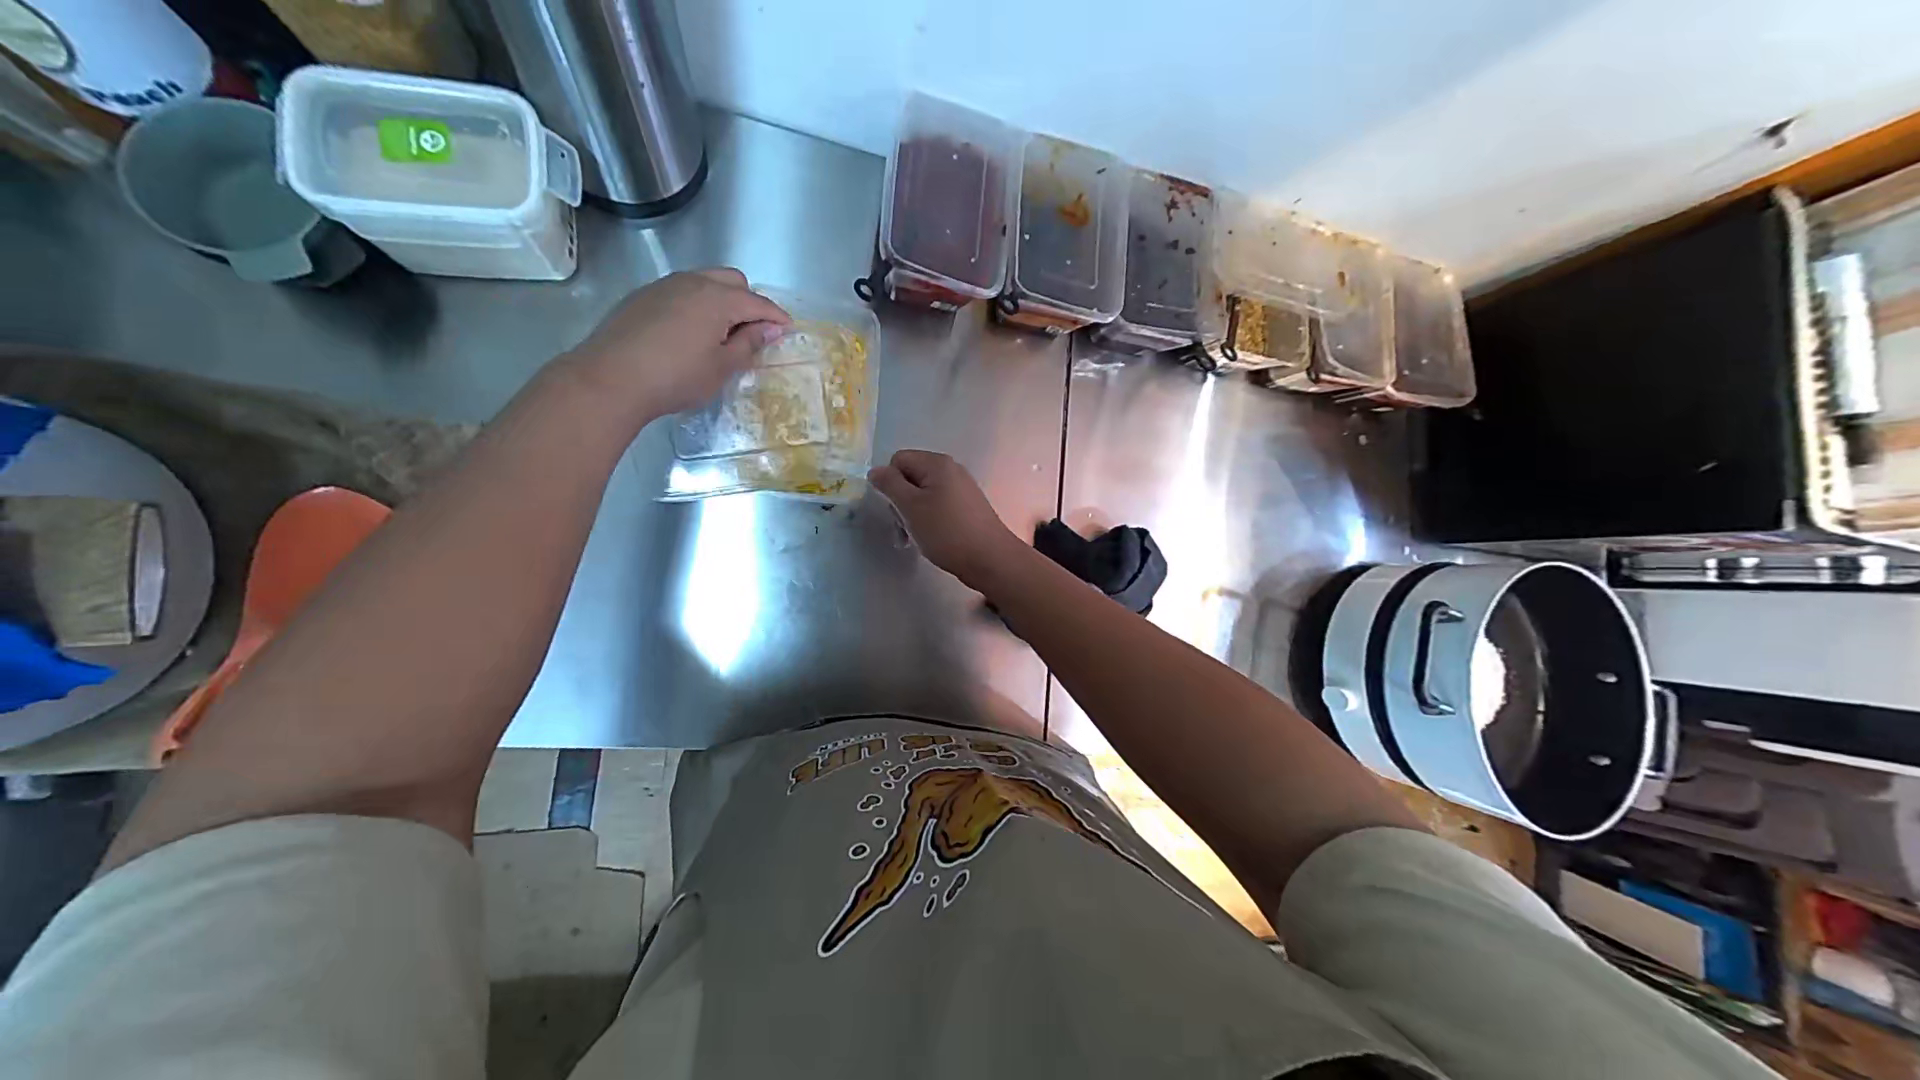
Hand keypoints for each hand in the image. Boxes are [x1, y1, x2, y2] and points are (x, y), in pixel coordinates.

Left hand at [558, 268, 790, 424]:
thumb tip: (770, 329)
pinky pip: (682, 290)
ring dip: (722, 299)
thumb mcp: (721, 367)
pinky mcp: (643, 296)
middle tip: (753, 332)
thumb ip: (749, 344)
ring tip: (722, 332)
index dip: (776, 317)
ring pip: (704, 281)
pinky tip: (690, 332)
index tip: (787, 331)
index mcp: (718, 298)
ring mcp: (664, 286)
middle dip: (749, 301)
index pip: (758, 302)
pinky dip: (697, 303)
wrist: (611, 378)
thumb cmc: (676, 377)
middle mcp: (693, 282)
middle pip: (733, 280)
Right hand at [869, 450, 1030, 592]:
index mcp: (937, 463)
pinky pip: (939, 506)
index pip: (898, 460)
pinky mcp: (968, 507)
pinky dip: (930, 520)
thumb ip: (890, 485)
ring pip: (923, 495)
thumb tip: (876, 471)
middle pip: (911, 477)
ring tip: (916, 537)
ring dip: (913, 515)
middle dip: (900, 501)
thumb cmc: (946, 531)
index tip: (896, 508)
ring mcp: (962, 489)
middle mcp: (951, 470)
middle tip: (904, 527)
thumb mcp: (910, 507)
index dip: (890, 483)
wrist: (990, 559)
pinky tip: (933, 539)